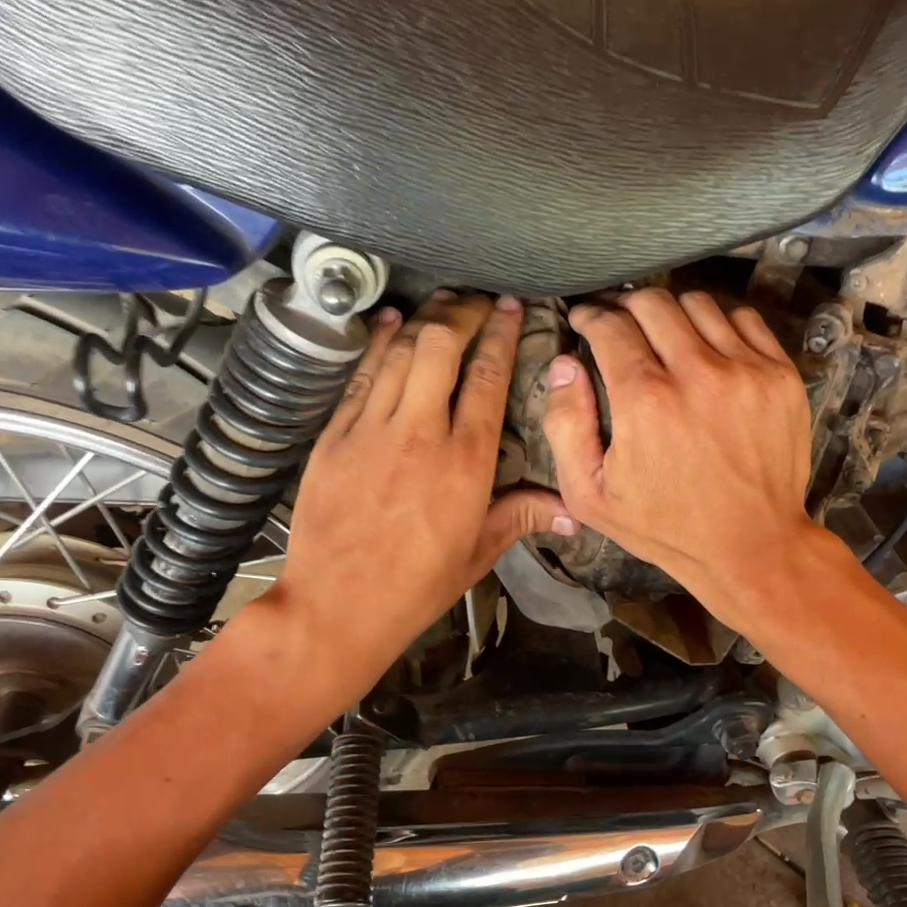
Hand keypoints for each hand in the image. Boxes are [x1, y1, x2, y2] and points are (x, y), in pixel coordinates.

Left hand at [268, 292, 569, 696]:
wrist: (337, 605)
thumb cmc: (414, 586)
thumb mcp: (476, 553)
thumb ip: (521, 517)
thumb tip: (572, 511)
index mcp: (465, 461)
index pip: (489, 378)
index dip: (502, 334)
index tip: (511, 308)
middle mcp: (420, 433)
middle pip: (441, 346)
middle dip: (462, 314)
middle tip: (476, 303)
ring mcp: (371, 430)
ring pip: (399, 351)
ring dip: (423, 319)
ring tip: (441, 301)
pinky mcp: (334, 435)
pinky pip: (360, 374)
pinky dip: (376, 342)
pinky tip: (389, 322)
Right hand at [540, 288, 820, 618]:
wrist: (752, 545)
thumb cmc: (665, 525)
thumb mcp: (590, 494)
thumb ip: (565, 424)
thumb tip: (564, 365)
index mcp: (644, 400)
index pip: (609, 326)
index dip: (589, 316)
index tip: (585, 320)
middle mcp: (696, 374)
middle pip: (652, 302)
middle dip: (626, 306)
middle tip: (619, 324)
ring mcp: (745, 371)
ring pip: (697, 303)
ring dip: (671, 312)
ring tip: (663, 335)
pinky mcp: (779, 376)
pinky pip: (744, 319)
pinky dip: (718, 323)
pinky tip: (706, 348)